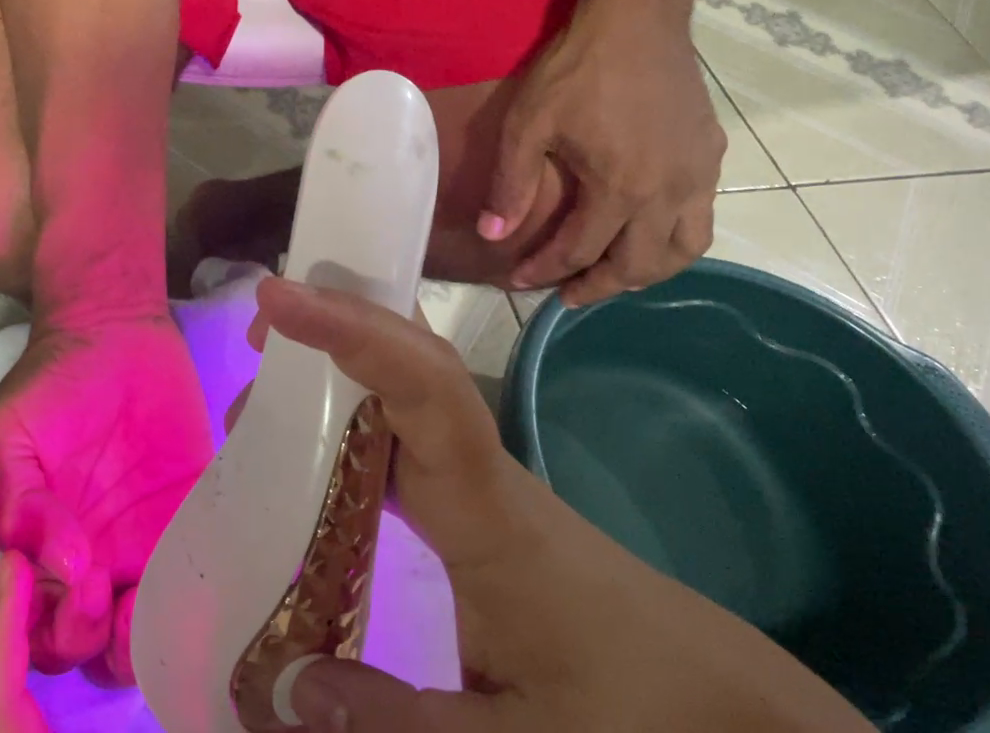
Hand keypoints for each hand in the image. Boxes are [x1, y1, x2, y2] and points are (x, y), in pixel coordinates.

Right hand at [0, 316, 212, 683]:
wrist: (113, 332)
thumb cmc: (51, 383)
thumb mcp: (7, 435)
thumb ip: (12, 500)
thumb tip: (57, 564)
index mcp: (37, 550)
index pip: (30, 627)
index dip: (42, 626)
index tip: (62, 584)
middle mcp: (87, 560)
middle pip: (83, 644)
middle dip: (84, 636)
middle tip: (96, 588)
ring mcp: (140, 544)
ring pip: (138, 630)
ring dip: (137, 639)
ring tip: (141, 606)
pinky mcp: (187, 519)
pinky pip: (193, 578)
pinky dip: (192, 599)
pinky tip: (188, 586)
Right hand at [242, 277, 870, 732]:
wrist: (729, 711)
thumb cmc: (633, 713)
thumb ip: (393, 720)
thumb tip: (284, 686)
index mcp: (490, 514)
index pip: (424, 392)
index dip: (351, 332)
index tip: (279, 299)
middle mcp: (483, 476)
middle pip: (415, 366)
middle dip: (336, 328)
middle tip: (259, 335)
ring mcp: (483, 483)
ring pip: (410, 394)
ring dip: (341, 370)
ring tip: (267, 390)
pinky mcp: (480, 504)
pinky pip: (409, 438)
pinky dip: (356, 421)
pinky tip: (317, 451)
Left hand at [481, 0, 724, 305]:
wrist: (637, 20)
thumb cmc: (576, 70)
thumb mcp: (527, 125)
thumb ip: (511, 185)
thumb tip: (492, 234)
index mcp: (622, 190)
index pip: (580, 251)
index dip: (545, 272)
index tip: (519, 281)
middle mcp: (670, 193)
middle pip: (639, 265)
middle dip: (599, 287)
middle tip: (567, 294)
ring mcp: (699, 175)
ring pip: (684, 249)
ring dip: (647, 272)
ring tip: (610, 274)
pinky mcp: (711, 154)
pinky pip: (700, 217)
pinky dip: (672, 240)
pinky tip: (644, 231)